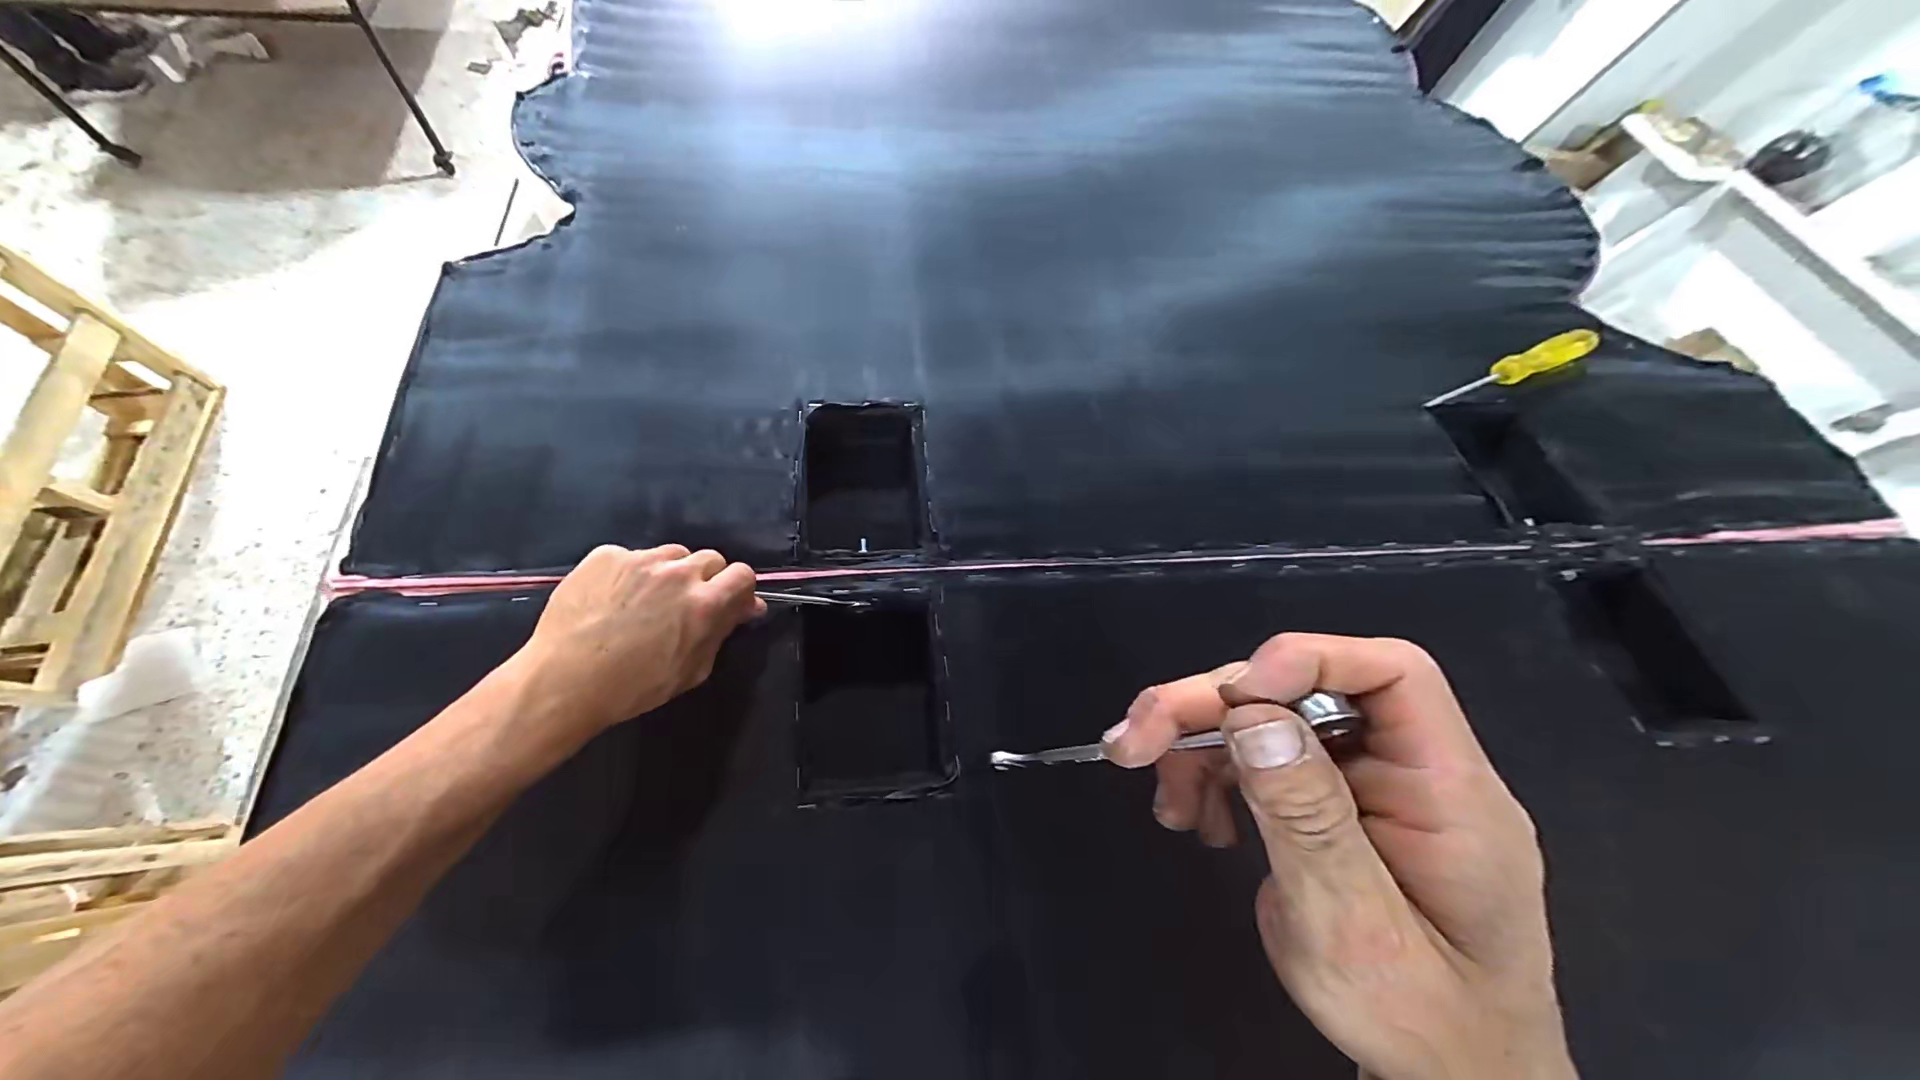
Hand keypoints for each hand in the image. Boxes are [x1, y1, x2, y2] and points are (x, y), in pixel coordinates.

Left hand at [509, 544, 765, 737]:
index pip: (743, 574)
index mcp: (704, 603)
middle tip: (686, 604)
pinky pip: (632, 556)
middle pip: (711, 558)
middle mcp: (677, 573)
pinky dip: (631, 573)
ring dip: (671, 572)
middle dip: (707, 579)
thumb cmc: (633, 687)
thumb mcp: (692, 670)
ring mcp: (639, 559)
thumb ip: (722, 632)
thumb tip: (746, 608)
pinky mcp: (605, 556)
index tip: (729, 603)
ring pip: (672, 554)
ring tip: (648, 598)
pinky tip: (614, 597)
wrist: (563, 682)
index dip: (739, 589)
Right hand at [1104, 634, 1576, 1079]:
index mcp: (1446, 787)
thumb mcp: (1355, 928)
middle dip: (1210, 707)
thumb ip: (1309, 821)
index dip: (1307, 661)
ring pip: (1264, 719)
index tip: (1232, 699)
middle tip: (1135, 740)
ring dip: (1196, 745)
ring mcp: (1358, 783)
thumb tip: (1254, 720)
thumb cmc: (1418, 1023)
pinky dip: (1208, 776)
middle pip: (1299, 691)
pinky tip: (1193, 821)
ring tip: (1164, 802)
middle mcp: (1400, 768)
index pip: (1391, 673)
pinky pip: (1254, 757)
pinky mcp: (1322, 802)